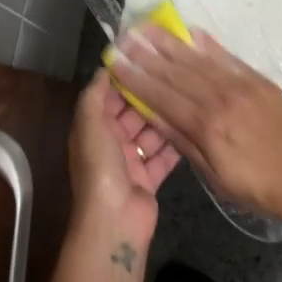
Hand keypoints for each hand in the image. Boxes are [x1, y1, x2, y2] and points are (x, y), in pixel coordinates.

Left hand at [69, 70, 179, 243]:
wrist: (114, 221)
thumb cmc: (100, 168)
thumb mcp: (90, 125)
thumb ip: (95, 96)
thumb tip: (105, 67)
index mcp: (93, 130)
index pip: (109, 99)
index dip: (125, 81)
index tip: (148, 61)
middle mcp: (110, 144)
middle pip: (132, 115)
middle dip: (149, 100)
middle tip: (175, 78)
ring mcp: (130, 163)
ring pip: (150, 135)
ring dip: (164, 121)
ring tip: (187, 98)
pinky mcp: (149, 179)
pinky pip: (163, 157)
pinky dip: (174, 146)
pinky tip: (191, 128)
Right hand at [110, 22, 281, 222]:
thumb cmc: (257, 187)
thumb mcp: (214, 175)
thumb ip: (184, 141)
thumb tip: (155, 115)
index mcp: (206, 127)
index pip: (163, 97)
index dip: (137, 79)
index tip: (116, 63)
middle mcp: (220, 99)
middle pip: (177, 73)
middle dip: (147, 55)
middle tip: (124, 37)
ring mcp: (241, 86)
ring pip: (199, 60)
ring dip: (171, 43)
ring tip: (149, 28)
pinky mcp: (259, 80)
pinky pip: (228, 58)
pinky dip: (208, 44)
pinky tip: (191, 32)